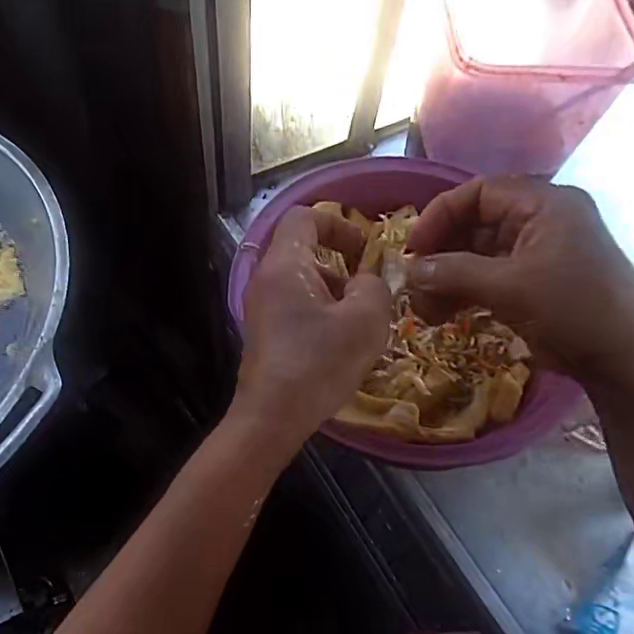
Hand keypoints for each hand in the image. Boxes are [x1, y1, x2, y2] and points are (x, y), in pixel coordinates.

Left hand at [234, 206, 390, 447]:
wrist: (271, 417)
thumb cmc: (318, 364)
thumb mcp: (365, 319)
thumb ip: (373, 286)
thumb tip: (364, 282)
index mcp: (283, 265)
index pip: (304, 216)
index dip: (339, 223)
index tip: (364, 249)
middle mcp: (264, 281)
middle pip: (302, 250)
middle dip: (340, 263)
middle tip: (366, 289)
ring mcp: (260, 310)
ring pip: (300, 282)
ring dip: (333, 293)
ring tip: (358, 323)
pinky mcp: (263, 335)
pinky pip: (294, 308)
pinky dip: (319, 314)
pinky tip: (339, 344)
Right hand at [407, 177, 633, 394]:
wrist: (623, 356)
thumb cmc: (573, 309)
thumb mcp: (510, 287)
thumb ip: (455, 272)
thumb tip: (411, 271)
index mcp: (544, 205)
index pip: (479, 192)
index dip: (440, 215)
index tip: (413, 248)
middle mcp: (540, 221)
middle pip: (474, 224)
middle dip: (440, 253)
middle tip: (414, 283)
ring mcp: (537, 253)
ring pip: (476, 254)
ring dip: (446, 278)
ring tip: (426, 309)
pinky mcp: (532, 283)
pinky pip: (487, 277)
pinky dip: (462, 292)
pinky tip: (444, 314)